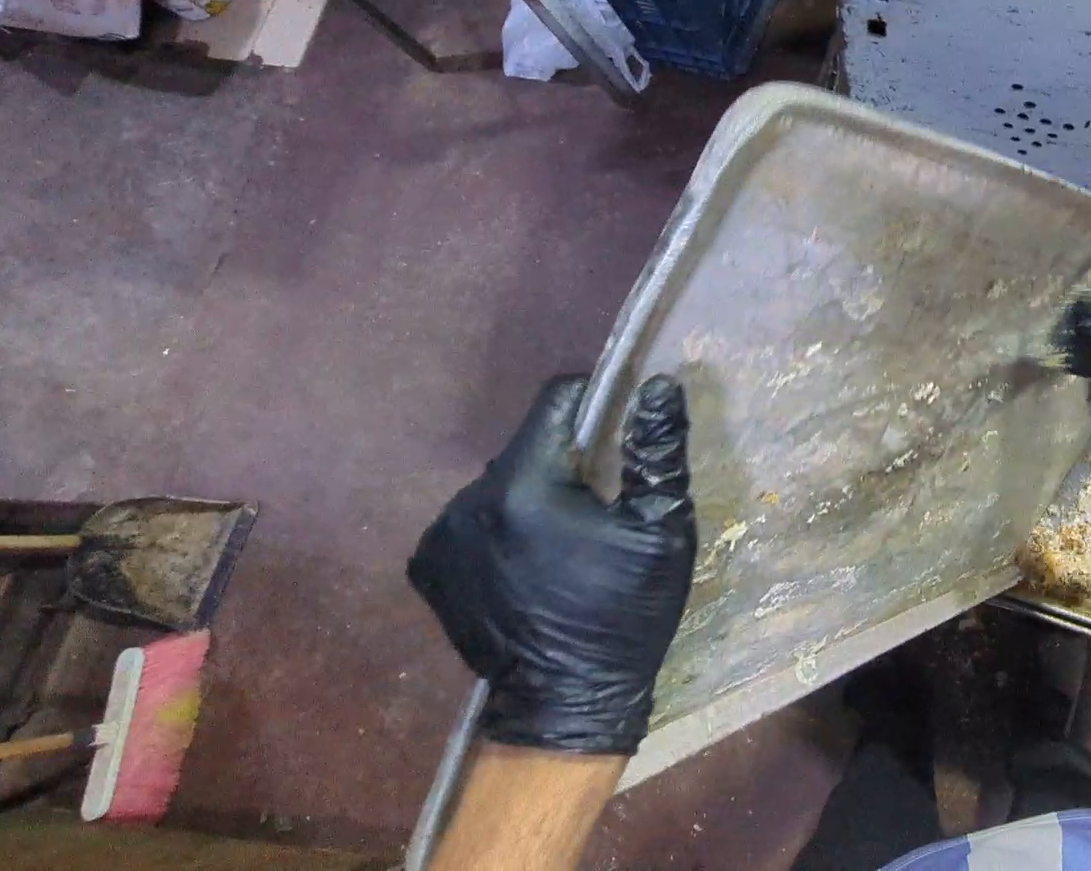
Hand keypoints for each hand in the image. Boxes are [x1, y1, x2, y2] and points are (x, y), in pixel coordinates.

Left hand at [408, 375, 696, 754]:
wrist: (567, 704)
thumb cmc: (626, 613)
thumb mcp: (662, 528)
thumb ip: (658, 451)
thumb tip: (660, 386)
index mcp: (528, 485)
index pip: (558, 400)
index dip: (597, 400)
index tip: (622, 427)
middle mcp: (470, 500)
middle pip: (530, 441)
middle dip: (568, 454)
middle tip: (604, 495)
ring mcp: (440, 535)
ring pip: (502, 479)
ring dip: (536, 488)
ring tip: (569, 532)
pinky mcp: (428, 566)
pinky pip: (475, 515)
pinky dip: (505, 522)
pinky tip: (532, 558)